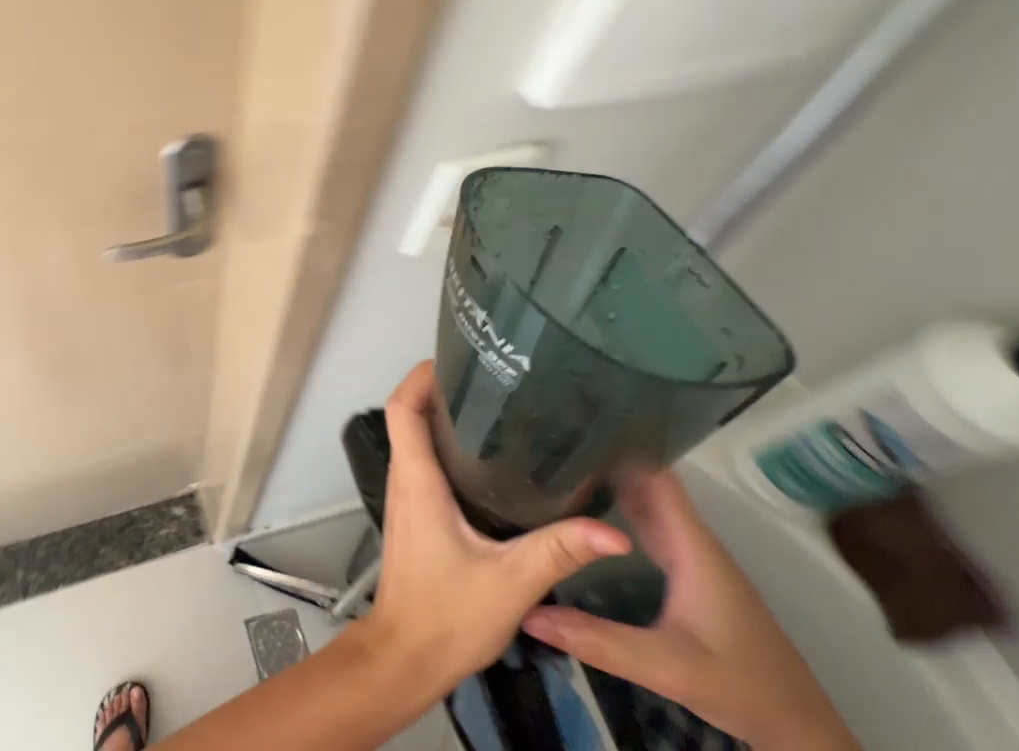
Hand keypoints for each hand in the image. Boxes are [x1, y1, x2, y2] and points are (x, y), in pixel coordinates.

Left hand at [359, 362, 631, 690]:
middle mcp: (406, 481)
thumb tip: (615, 533)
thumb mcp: (511, 581)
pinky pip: (428, 466)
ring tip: (502, 407)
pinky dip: (451, 450)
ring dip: (448, 419)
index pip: (402, 408)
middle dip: (444, 390)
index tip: (460, 359)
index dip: (422, 376)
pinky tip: (496, 462)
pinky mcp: (417, 517)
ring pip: (419, 441)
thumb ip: (559, 551)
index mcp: (417, 481)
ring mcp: (408, 499)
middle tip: (497, 378)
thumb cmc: (445, 615)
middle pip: (410, 416)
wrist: (406, 658)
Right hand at [522, 472, 859, 750]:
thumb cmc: (739, 683)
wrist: (794, 725)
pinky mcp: (691, 579)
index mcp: (692, 548)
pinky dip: (619, 515)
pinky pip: (649, 531)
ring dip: (611, 487)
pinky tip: (587, 521)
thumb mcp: (665, 666)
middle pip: (648, 487)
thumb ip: (598, 640)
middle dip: (605, 463)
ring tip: (557, 471)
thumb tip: (527, 613)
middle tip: (547, 445)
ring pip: (649, 509)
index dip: (622, 448)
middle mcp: (693, 544)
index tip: (574, 427)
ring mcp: (694, 561)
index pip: (656, 478)